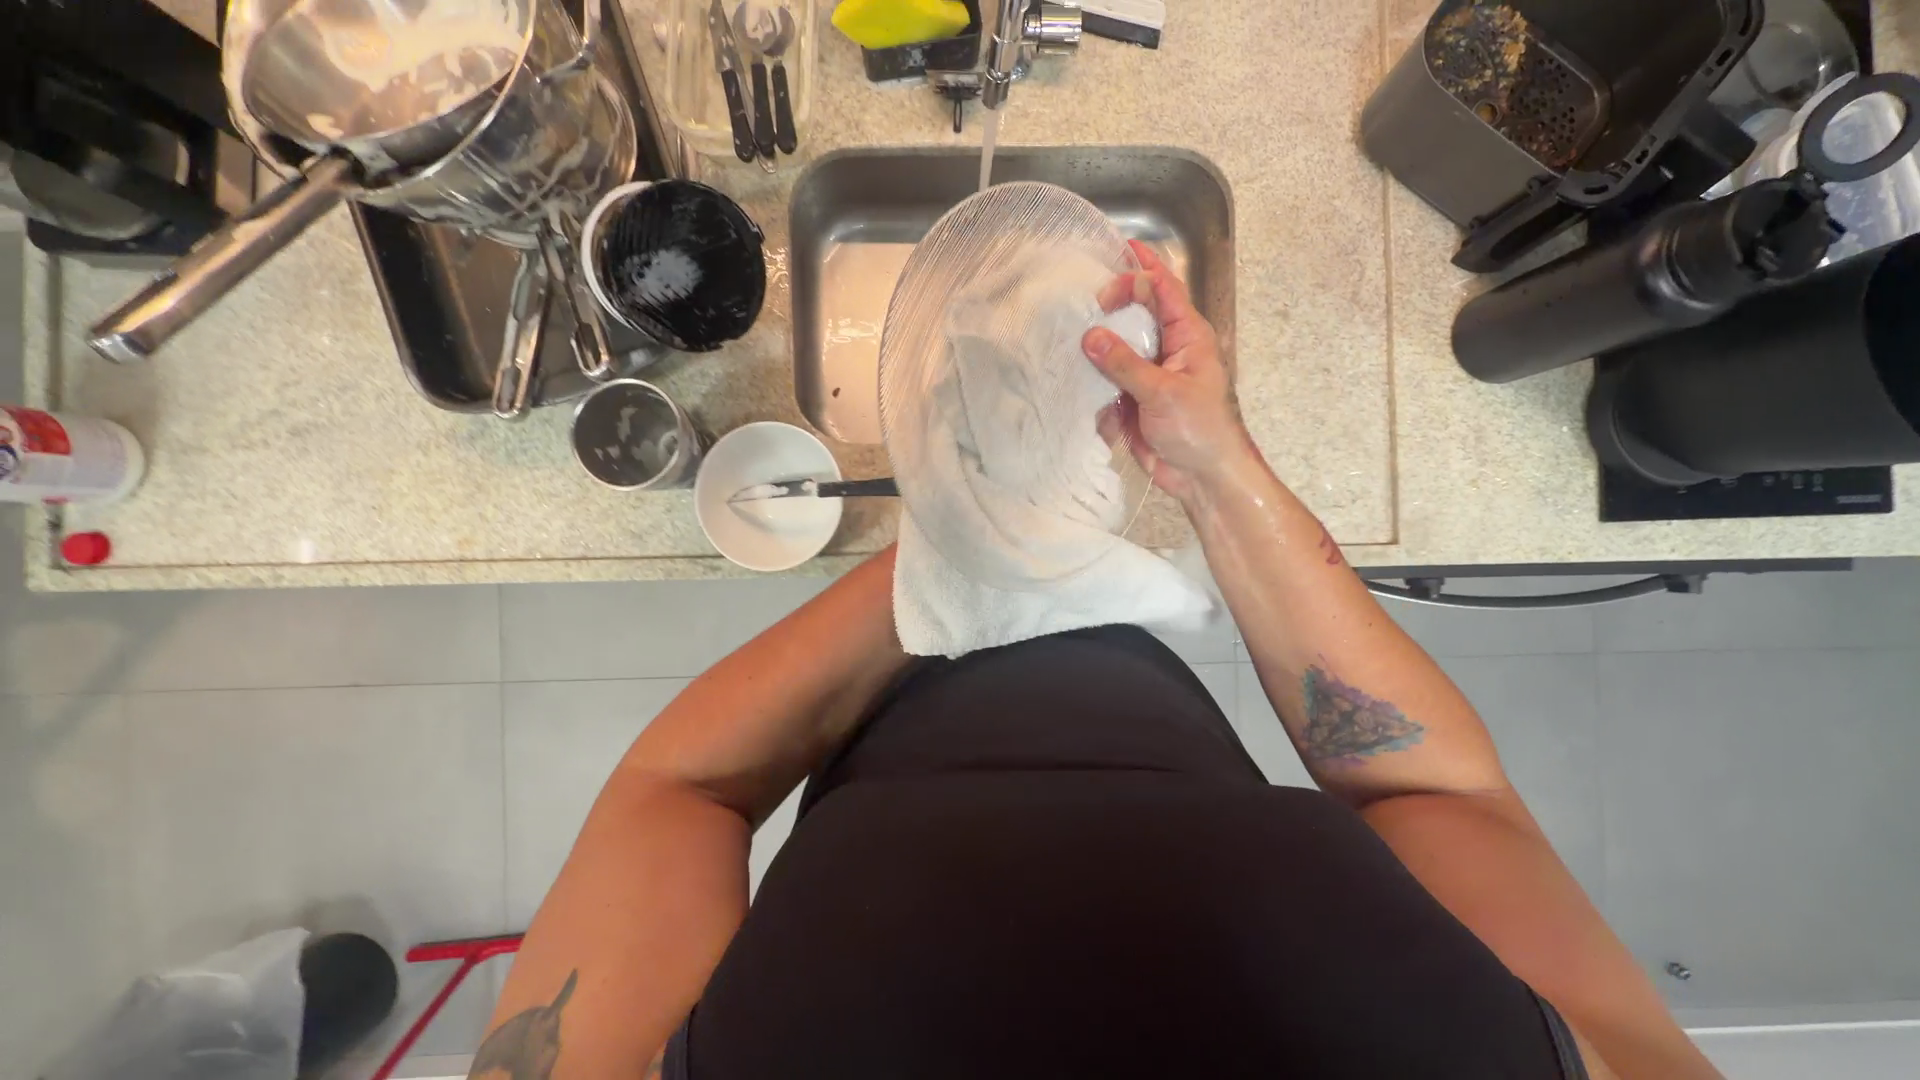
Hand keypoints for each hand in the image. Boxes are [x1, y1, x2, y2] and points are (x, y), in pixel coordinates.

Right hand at [1082, 240, 1258, 505]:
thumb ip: (1125, 364)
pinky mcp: (1132, 398)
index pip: (1163, 289)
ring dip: (1096, 338)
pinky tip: (1069, 366)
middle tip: (1081, 291)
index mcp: (1188, 335)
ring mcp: (1148, 373)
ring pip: (1118, 345)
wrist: (1202, 477)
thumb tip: (1090, 336)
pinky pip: (1107, 378)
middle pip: (1137, 312)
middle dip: (1112, 299)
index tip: (1110, 265)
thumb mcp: (1163, 392)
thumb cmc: (1200, 430)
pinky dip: (1091, 374)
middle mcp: (1167, 348)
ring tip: (1066, 323)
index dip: (1139, 271)